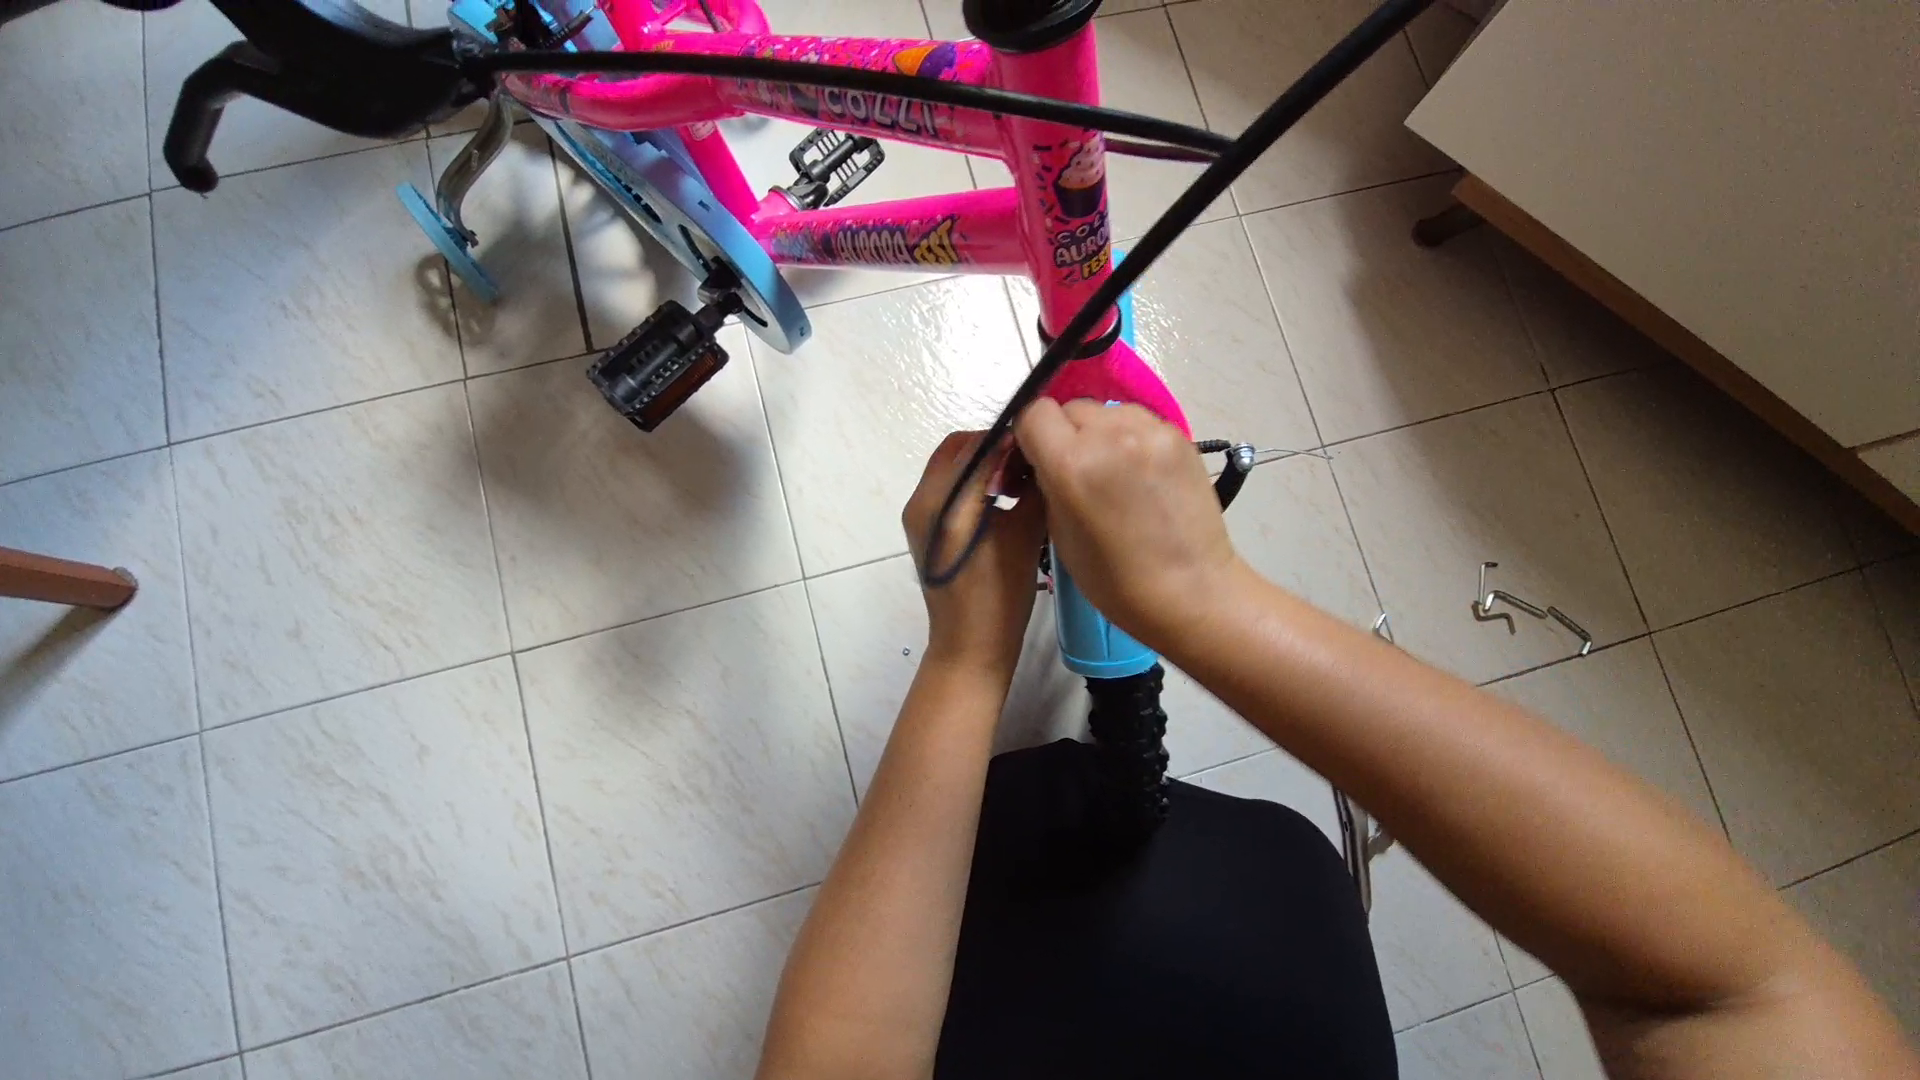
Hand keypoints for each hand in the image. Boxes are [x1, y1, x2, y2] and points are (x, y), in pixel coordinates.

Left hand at [902, 431, 1047, 682]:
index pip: (977, 447)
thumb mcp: (1025, 536)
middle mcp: (921, 501)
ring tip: (1020, 479)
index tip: (1043, 444)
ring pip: (952, 465)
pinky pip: (948, 486)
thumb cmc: (1000, 596)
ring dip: (984, 462)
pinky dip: (974, 480)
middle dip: (995, 446)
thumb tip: (1041, 456)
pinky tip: (1004, 497)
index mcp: (942, 503)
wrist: (970, 645)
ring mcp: (918, 514)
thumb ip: (1032, 488)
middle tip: (1030, 461)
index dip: (1012, 440)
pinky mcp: (924, 527)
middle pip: (958, 449)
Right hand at [1014, 399, 1246, 643]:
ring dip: (1098, 432)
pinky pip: (1138, 421)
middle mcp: (1109, 435)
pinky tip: (1138, 472)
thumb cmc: (1114, 579)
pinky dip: (1129, 439)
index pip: (1033, 414)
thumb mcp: (1058, 531)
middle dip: (1064, 434)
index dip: (1029, 435)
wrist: (1189, 591)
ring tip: (1112, 470)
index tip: (1035, 458)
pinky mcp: (1179, 435)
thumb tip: (1044, 457)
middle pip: (1069, 408)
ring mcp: (1150, 431)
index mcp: (1071, 463)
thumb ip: (1048, 480)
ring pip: (1105, 411)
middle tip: (1076, 470)